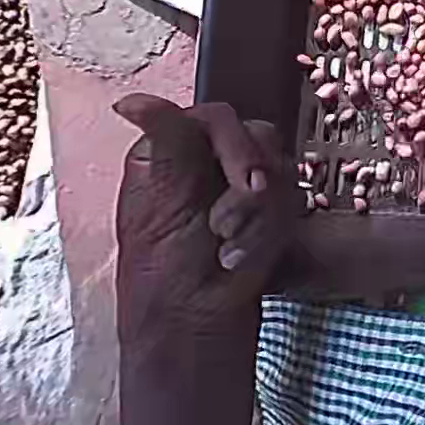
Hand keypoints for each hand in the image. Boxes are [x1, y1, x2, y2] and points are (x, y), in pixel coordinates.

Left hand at [113, 96, 291, 353]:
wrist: (198, 325)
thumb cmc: (164, 270)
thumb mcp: (160, 206)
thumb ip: (165, 145)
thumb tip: (132, 99)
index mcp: (175, 152)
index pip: (218, 118)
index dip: (236, 143)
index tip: (244, 178)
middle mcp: (212, 162)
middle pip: (259, 137)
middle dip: (250, 183)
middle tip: (230, 223)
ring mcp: (245, 185)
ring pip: (280, 168)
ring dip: (257, 214)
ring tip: (228, 246)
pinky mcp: (272, 210)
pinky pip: (291, 201)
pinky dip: (268, 232)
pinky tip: (242, 255)